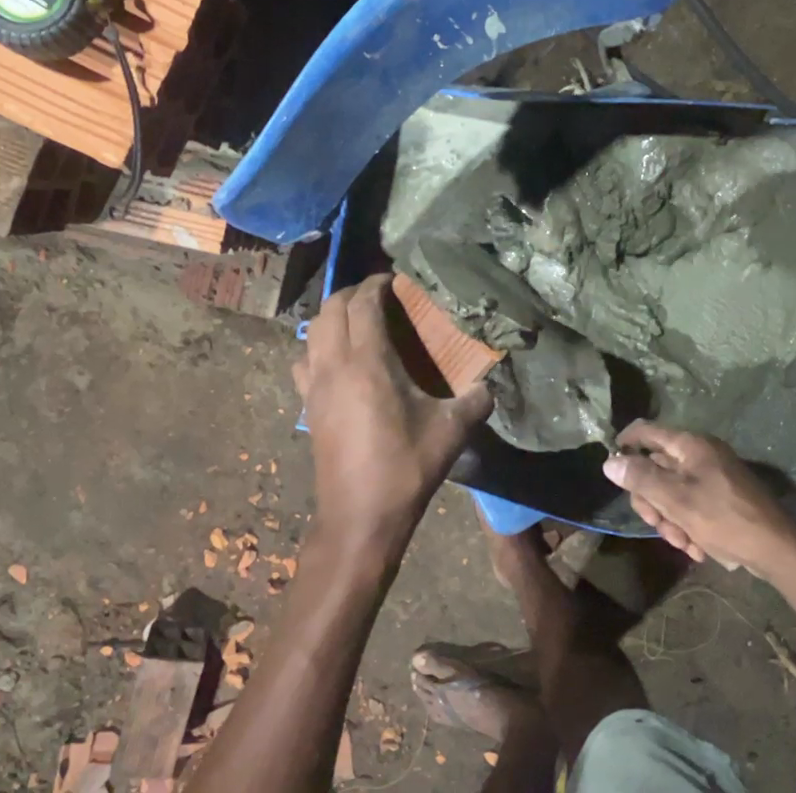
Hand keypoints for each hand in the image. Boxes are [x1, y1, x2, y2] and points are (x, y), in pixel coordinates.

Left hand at [293, 275, 493, 548]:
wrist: (359, 516)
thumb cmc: (406, 467)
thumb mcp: (451, 430)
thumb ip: (476, 400)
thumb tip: (491, 385)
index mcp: (367, 361)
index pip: (362, 303)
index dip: (377, 284)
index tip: (395, 279)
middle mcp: (333, 364)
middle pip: (331, 308)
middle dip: (352, 293)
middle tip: (379, 295)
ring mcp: (314, 386)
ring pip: (312, 332)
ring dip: (332, 316)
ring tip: (357, 321)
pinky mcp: (307, 406)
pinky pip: (304, 361)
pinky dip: (317, 347)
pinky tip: (337, 360)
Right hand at [601, 421, 795, 573]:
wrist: (776, 548)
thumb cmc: (723, 518)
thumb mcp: (676, 499)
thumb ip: (641, 478)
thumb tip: (610, 461)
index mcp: (690, 445)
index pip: (646, 431)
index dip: (625, 445)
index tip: (611, 468)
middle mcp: (700, 455)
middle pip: (656, 468)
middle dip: (651, 500)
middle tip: (656, 524)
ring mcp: (712, 476)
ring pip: (672, 492)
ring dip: (669, 519)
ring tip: (681, 542)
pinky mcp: (722, 498)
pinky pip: (691, 506)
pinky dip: (688, 525)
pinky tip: (696, 547)